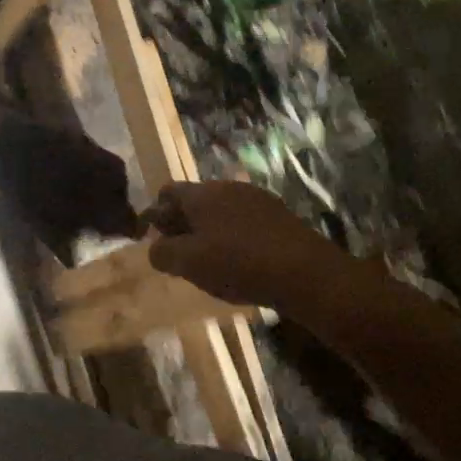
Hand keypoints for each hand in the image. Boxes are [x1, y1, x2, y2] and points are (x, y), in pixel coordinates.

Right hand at [146, 181, 377, 309]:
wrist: (306, 273)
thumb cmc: (239, 265)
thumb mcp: (189, 264)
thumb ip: (163, 253)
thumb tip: (155, 248)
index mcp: (201, 194)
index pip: (166, 193)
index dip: (155, 215)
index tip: (154, 240)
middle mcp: (227, 187)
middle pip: (194, 200)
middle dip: (182, 224)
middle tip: (181, 255)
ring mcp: (256, 198)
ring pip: (220, 210)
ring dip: (209, 230)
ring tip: (211, 261)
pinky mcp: (279, 214)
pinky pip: (244, 220)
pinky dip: (234, 235)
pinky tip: (241, 261)